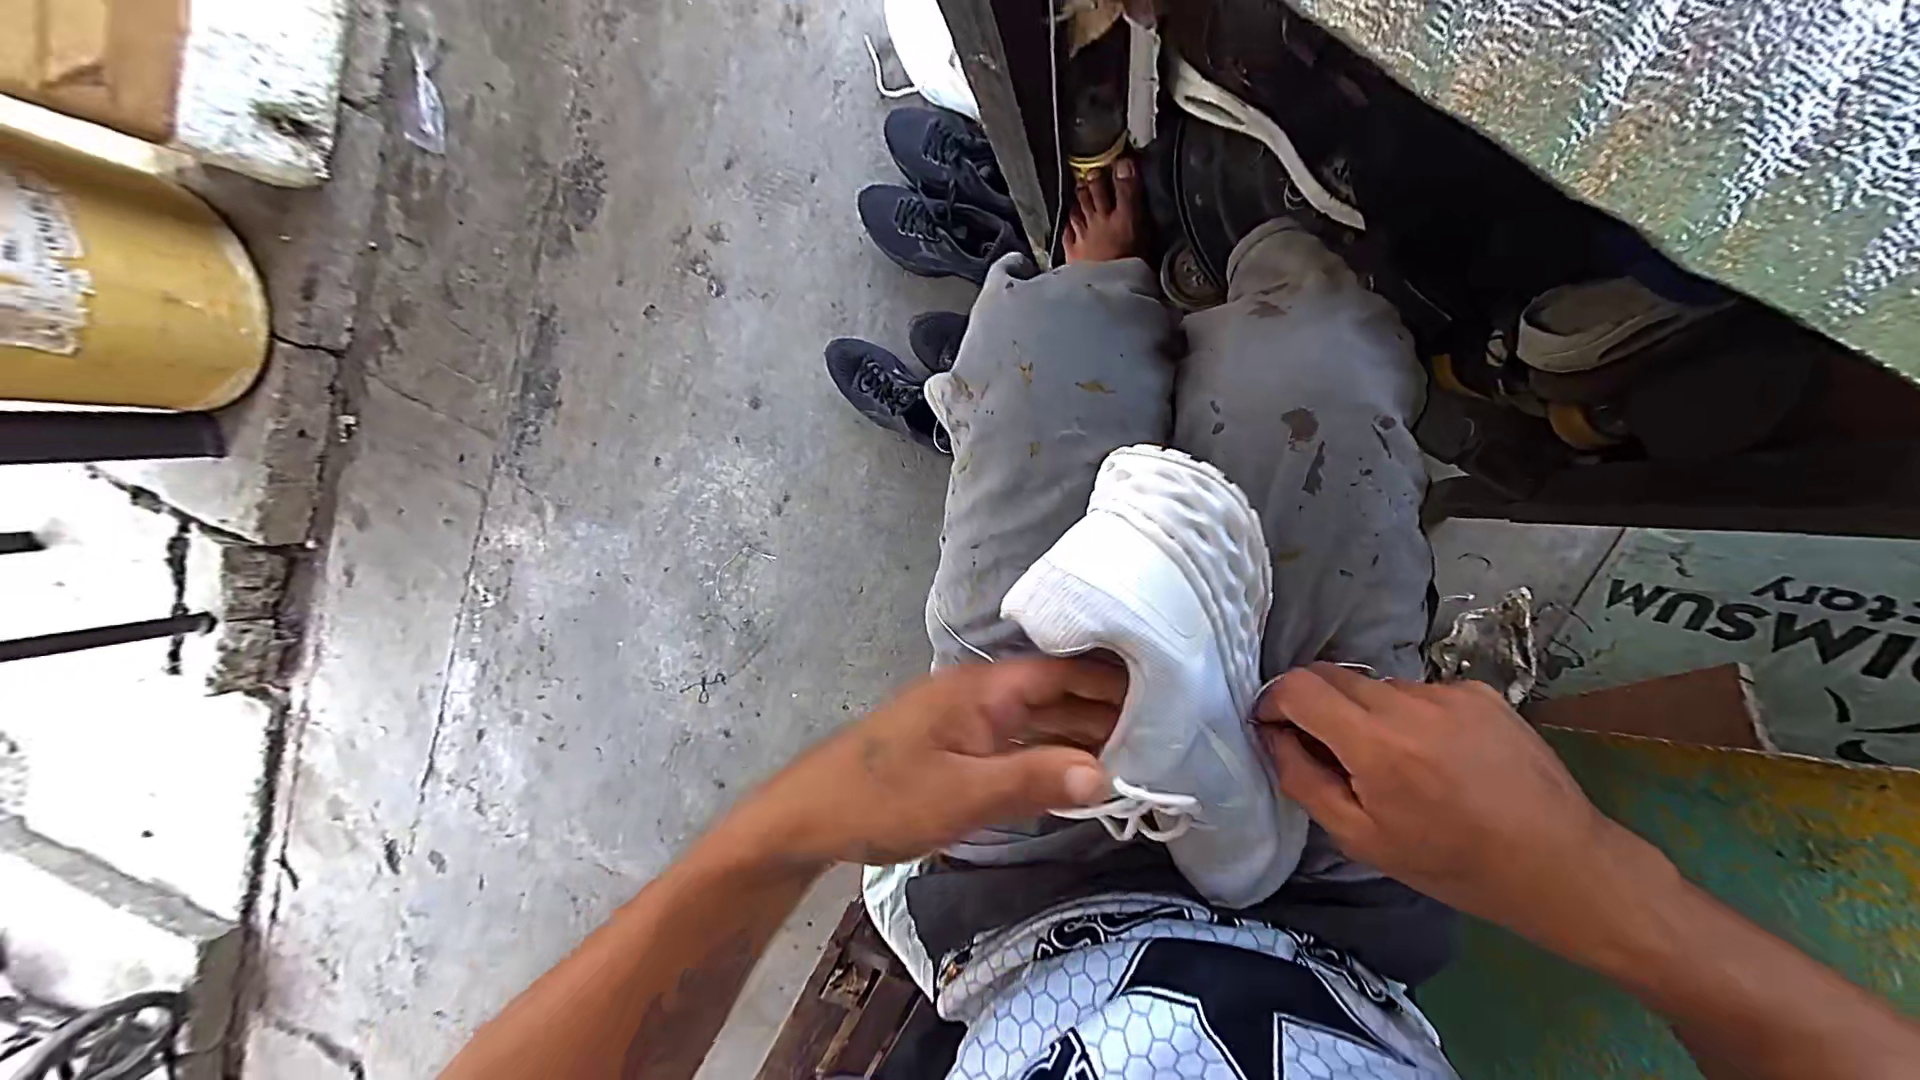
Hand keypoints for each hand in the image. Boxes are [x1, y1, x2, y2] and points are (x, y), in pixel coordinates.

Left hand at [732, 658, 1122, 864]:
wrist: (811, 813)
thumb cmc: (883, 798)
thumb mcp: (963, 796)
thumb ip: (1034, 781)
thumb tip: (1107, 776)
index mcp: (983, 689)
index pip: (1061, 673)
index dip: (1110, 683)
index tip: (1160, 697)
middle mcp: (980, 695)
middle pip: (1054, 695)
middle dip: (1104, 711)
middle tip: (1162, 733)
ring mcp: (968, 720)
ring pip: (1037, 720)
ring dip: (1079, 735)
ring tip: (1134, 754)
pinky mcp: (958, 745)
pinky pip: (1017, 742)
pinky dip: (1049, 755)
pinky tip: (1076, 772)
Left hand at [1063, 159, 1141, 263]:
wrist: (1107, 294)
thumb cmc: (1133, 273)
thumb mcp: (1147, 243)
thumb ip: (1142, 220)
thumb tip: (1140, 203)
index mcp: (1125, 218)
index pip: (1125, 185)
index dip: (1123, 170)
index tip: (1124, 162)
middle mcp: (1101, 220)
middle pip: (1095, 190)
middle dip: (1095, 178)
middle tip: (1096, 173)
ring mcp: (1083, 234)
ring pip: (1079, 206)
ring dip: (1080, 196)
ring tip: (1081, 190)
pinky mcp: (1071, 249)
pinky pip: (1068, 228)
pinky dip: (1071, 221)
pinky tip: (1072, 219)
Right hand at [1255, 663, 1653, 946]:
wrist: (1568, 868)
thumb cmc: (1453, 864)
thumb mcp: (1361, 838)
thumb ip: (1301, 779)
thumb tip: (1271, 734)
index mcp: (1375, 743)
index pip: (1296, 686)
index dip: (1272, 700)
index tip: (1272, 725)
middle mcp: (1408, 704)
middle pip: (1328, 675)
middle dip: (1311, 703)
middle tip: (1326, 746)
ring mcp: (1448, 692)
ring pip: (1371, 683)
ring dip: (1361, 710)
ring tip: (1391, 756)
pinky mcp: (1479, 692)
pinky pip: (1416, 690)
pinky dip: (1406, 713)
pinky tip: (1435, 751)